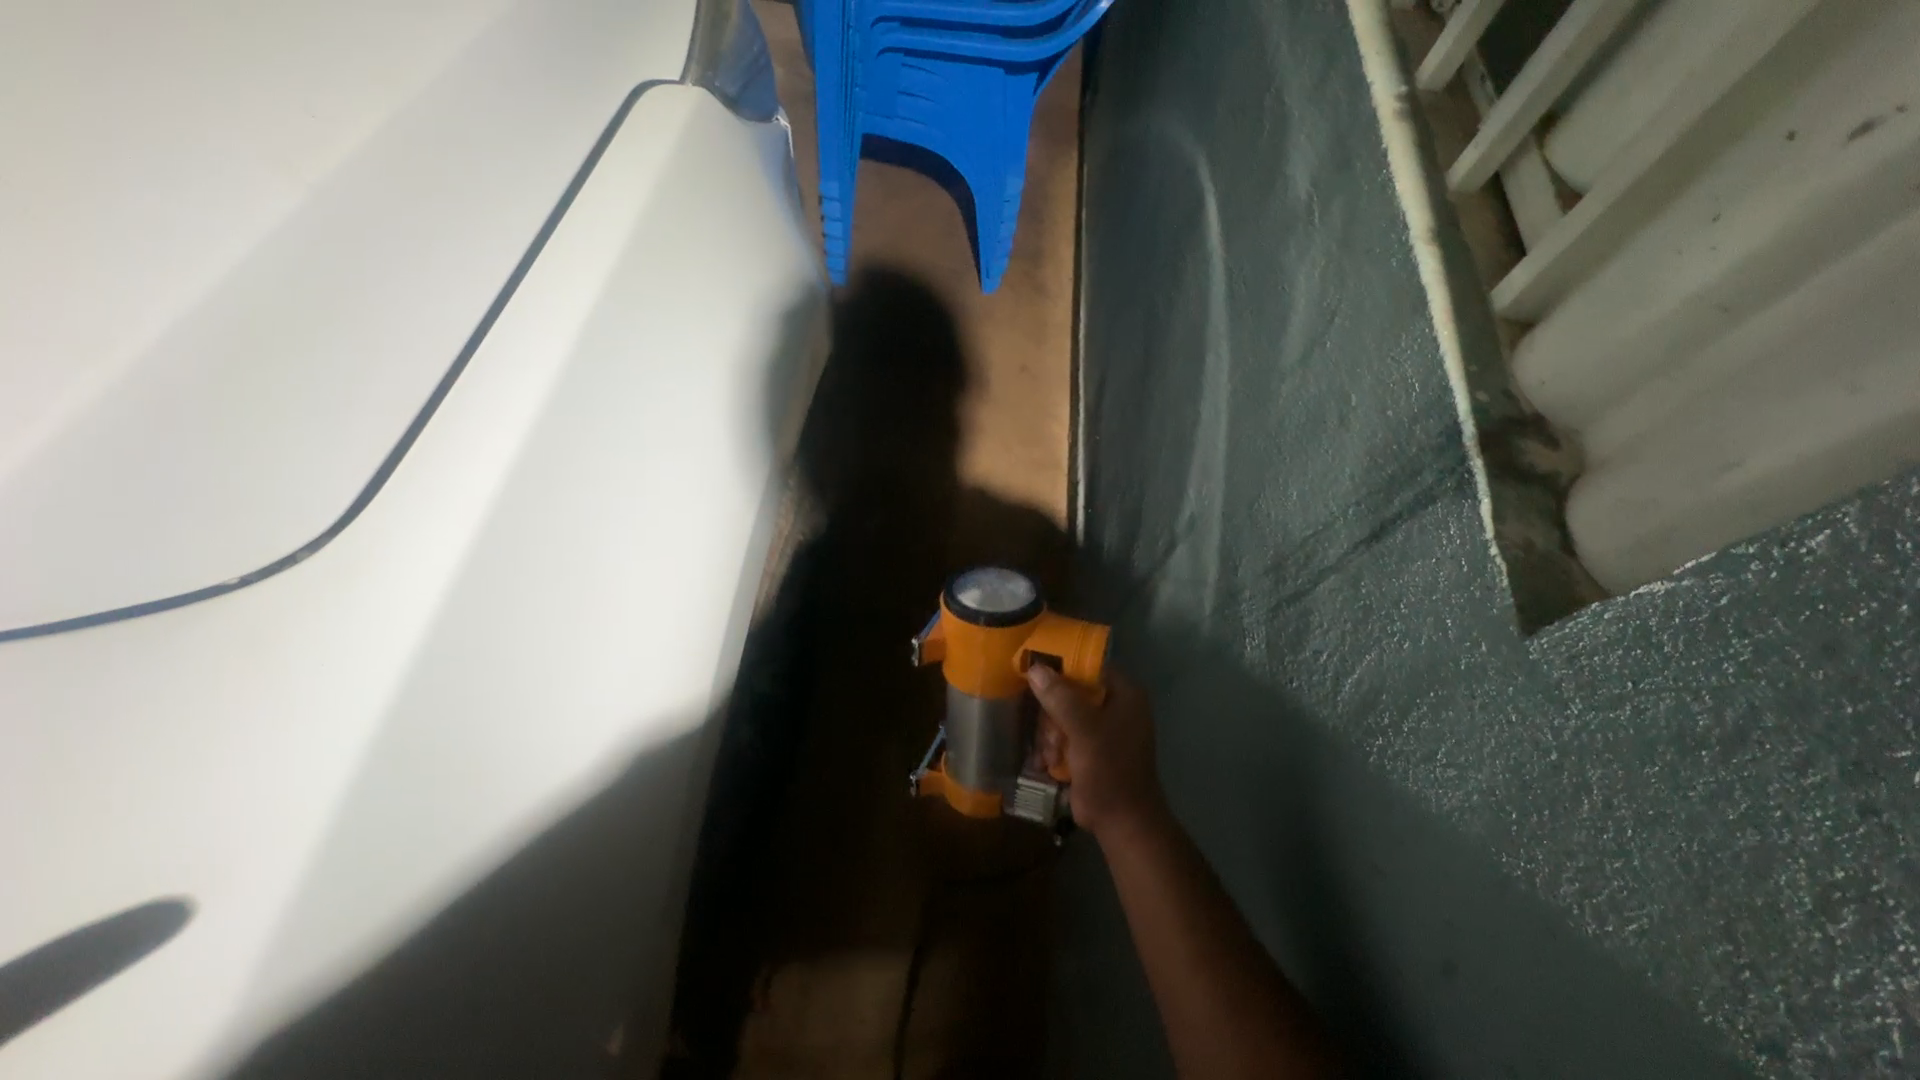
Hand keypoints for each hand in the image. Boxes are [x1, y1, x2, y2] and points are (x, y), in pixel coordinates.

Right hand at [1027, 666, 1167, 840]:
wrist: (1121, 821)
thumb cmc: (1110, 770)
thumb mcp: (1084, 730)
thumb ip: (1060, 697)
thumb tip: (1035, 667)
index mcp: (1124, 693)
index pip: (1089, 666)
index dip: (1062, 668)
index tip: (1035, 675)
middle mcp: (1114, 706)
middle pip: (1069, 691)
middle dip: (1053, 715)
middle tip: (1051, 735)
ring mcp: (1101, 729)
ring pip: (1061, 715)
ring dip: (1050, 735)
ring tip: (1051, 755)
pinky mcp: (1088, 749)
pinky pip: (1062, 735)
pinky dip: (1053, 748)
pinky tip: (1048, 763)